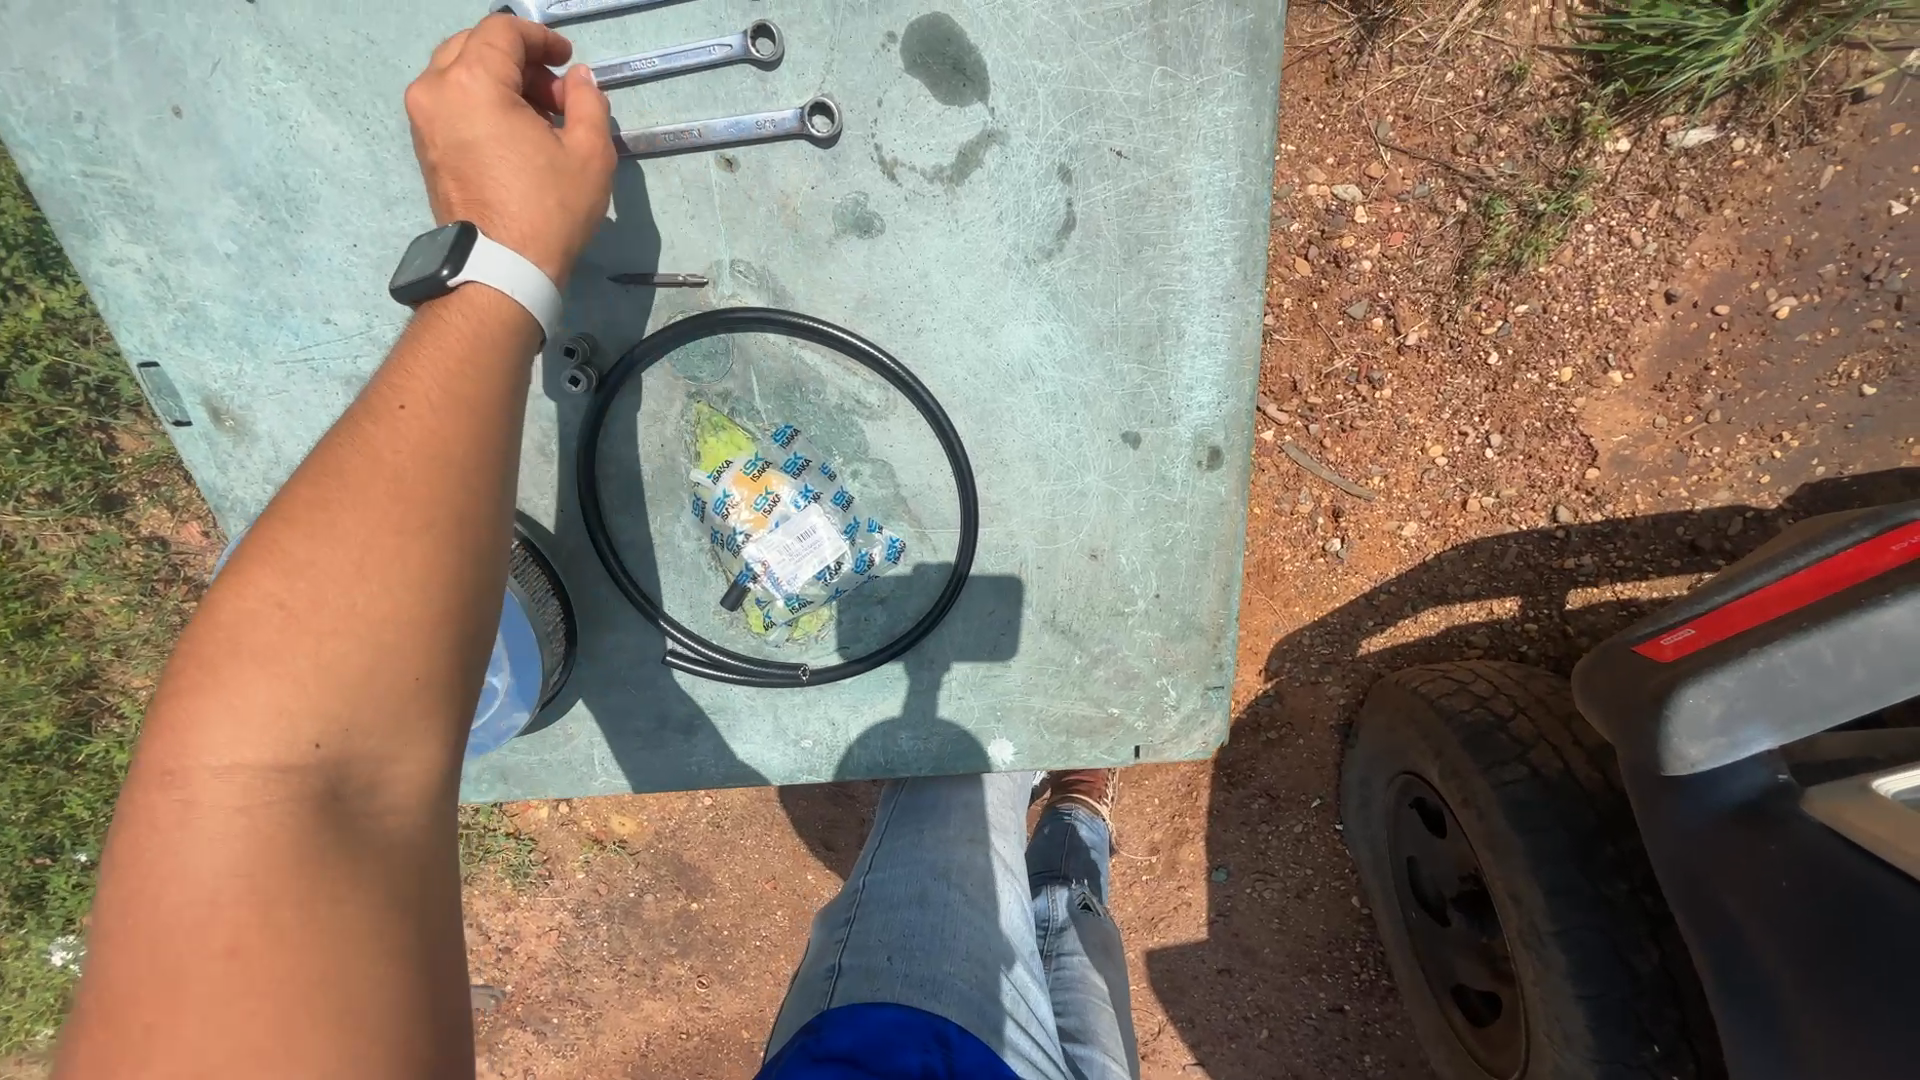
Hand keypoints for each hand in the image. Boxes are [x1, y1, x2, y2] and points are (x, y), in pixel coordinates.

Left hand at [404, 14, 615, 286]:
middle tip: (557, 96)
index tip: (567, 58)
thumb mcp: (590, 155)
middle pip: (475, 46)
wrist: (504, 266)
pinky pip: (452, 103)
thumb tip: (581, 79)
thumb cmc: (550, 210)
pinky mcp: (424, 144)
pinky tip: (515, 137)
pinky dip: (483, 105)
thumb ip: (588, 104)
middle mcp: (435, 88)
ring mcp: (422, 118)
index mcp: (474, 82)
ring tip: (540, 121)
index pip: (502, 32)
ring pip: (460, 73)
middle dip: (520, 61)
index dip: (540, 37)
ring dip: (501, 84)